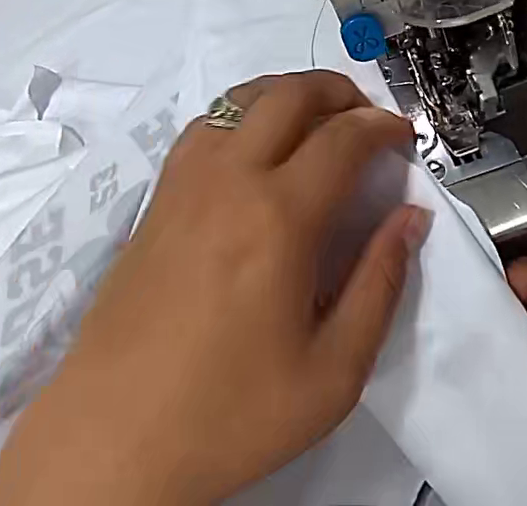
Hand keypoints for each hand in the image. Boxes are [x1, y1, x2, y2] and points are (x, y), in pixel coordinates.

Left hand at [0, 71, 430, 505]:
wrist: (114, 437)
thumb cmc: (230, 412)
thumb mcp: (333, 372)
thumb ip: (381, 283)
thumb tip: (412, 217)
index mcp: (279, 216)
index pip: (343, 138)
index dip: (382, 125)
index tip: (403, 135)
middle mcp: (231, 177)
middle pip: (291, 94)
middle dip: (339, 89)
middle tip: (366, 114)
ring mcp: (187, 179)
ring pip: (243, 97)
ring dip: (289, 92)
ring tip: (317, 118)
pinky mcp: (158, 194)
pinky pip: (207, 124)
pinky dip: (243, 112)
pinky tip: (255, 144)